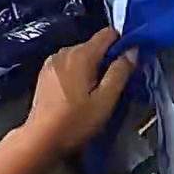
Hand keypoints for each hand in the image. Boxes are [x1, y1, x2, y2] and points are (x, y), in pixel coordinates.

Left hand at [20, 28, 137, 155]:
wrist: (40, 139)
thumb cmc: (75, 121)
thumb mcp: (105, 101)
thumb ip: (120, 73)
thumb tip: (132, 50)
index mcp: (81, 54)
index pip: (107, 34)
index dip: (121, 45)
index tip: (127, 64)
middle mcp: (65, 51)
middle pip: (94, 45)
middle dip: (106, 60)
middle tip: (111, 86)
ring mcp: (52, 61)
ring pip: (81, 55)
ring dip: (91, 67)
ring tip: (94, 93)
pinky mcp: (45, 72)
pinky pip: (68, 64)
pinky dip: (77, 72)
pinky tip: (76, 94)